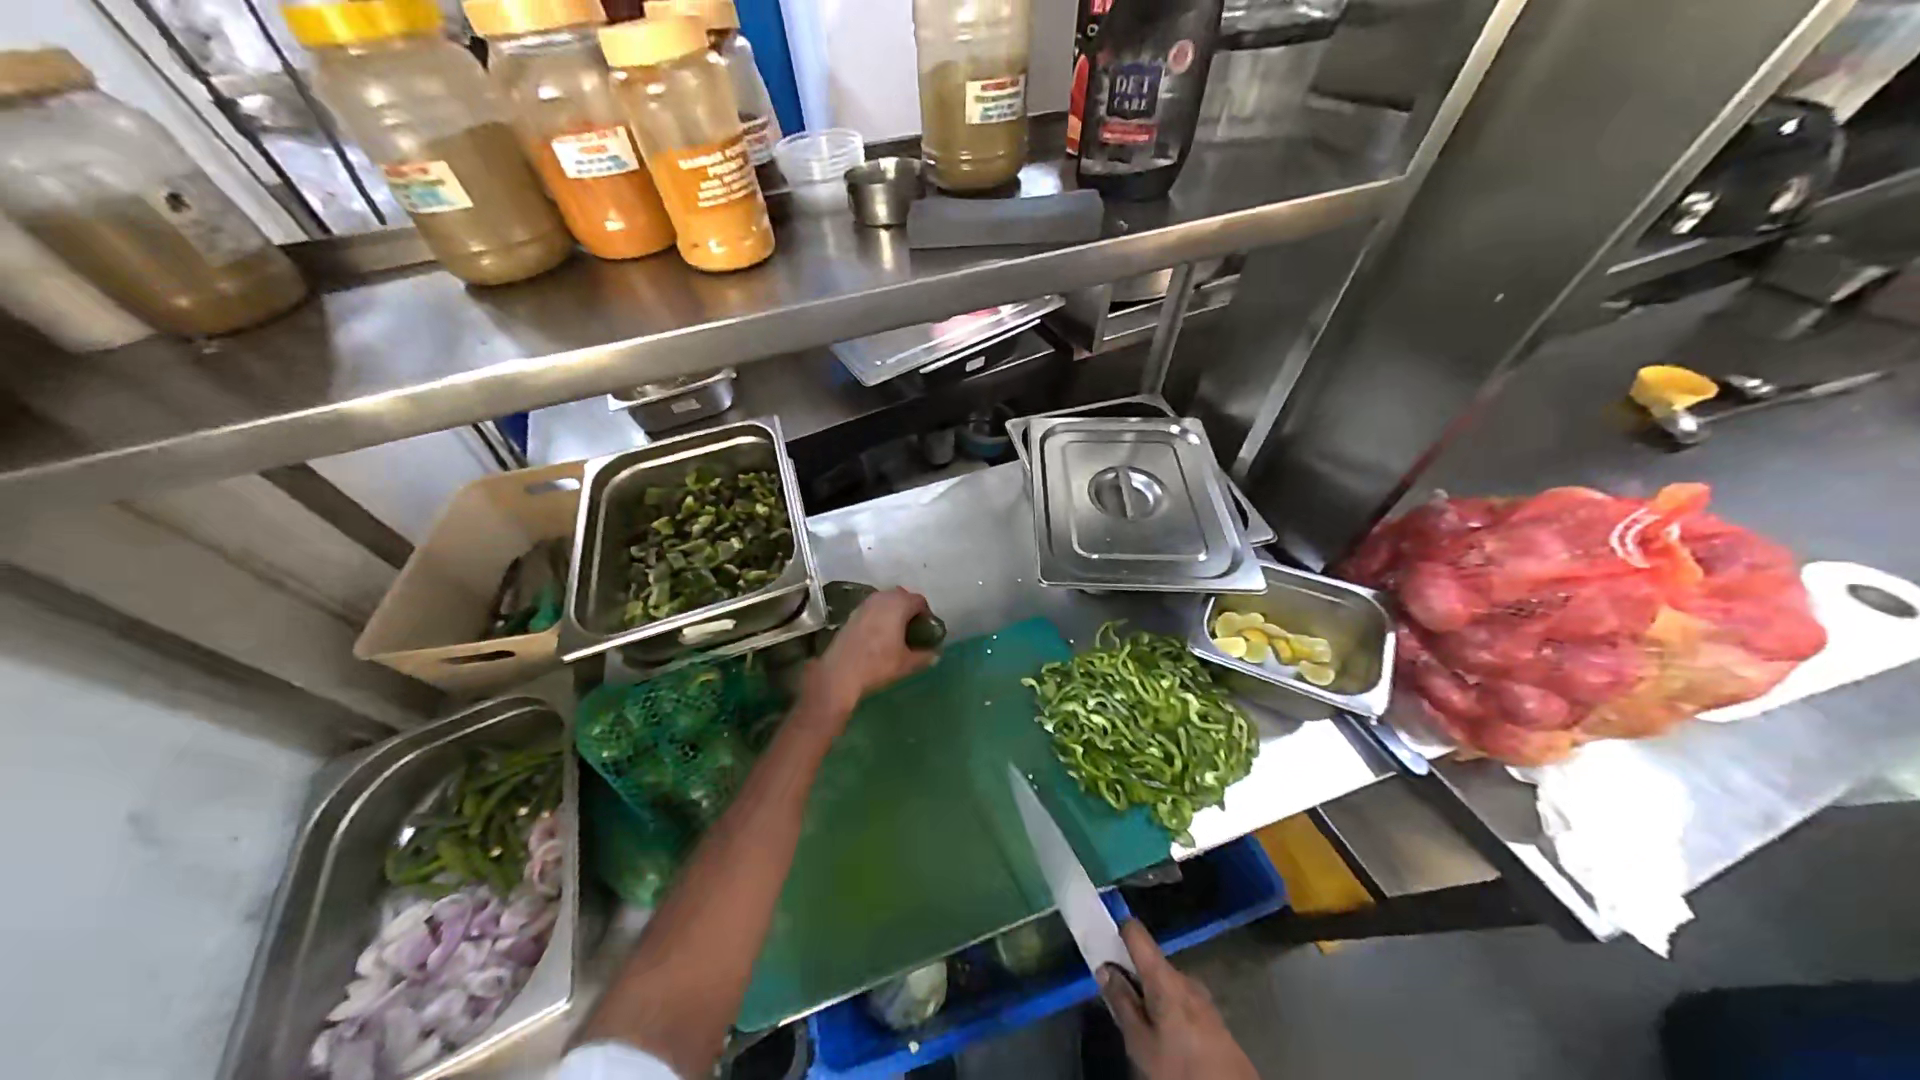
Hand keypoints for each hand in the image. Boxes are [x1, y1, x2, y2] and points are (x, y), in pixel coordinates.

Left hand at [802, 587, 937, 724]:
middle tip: (913, 630)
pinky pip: (872, 608)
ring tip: (896, 632)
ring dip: (893, 611)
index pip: (919, 601)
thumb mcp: (907, 663)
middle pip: (902, 596)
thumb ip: (925, 656)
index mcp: (898, 604)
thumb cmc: (878, 664)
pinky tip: (879, 635)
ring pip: (885, 601)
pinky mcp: (852, 613)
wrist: (840, 673)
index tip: (926, 631)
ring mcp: (864, 604)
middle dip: (909, 610)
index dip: (926, 614)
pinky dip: (879, 616)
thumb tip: (935, 654)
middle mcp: (881, 597)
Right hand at [1098, 920, 1259, 1079]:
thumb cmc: (1181, 1067)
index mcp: (1164, 976)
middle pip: (1149, 960)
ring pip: (1163, 981)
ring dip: (1147, 992)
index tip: (1100, 940)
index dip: (1116, 930)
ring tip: (1138, 1022)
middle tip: (1115, 999)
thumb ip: (1121, 1002)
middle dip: (1130, 973)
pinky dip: (1164, 1004)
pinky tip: (1163, 1033)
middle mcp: (1184, 976)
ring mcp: (1200, 994)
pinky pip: (1178, 996)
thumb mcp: (1140, 1042)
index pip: (1136, 932)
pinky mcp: (1210, 1013)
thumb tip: (1105, 968)